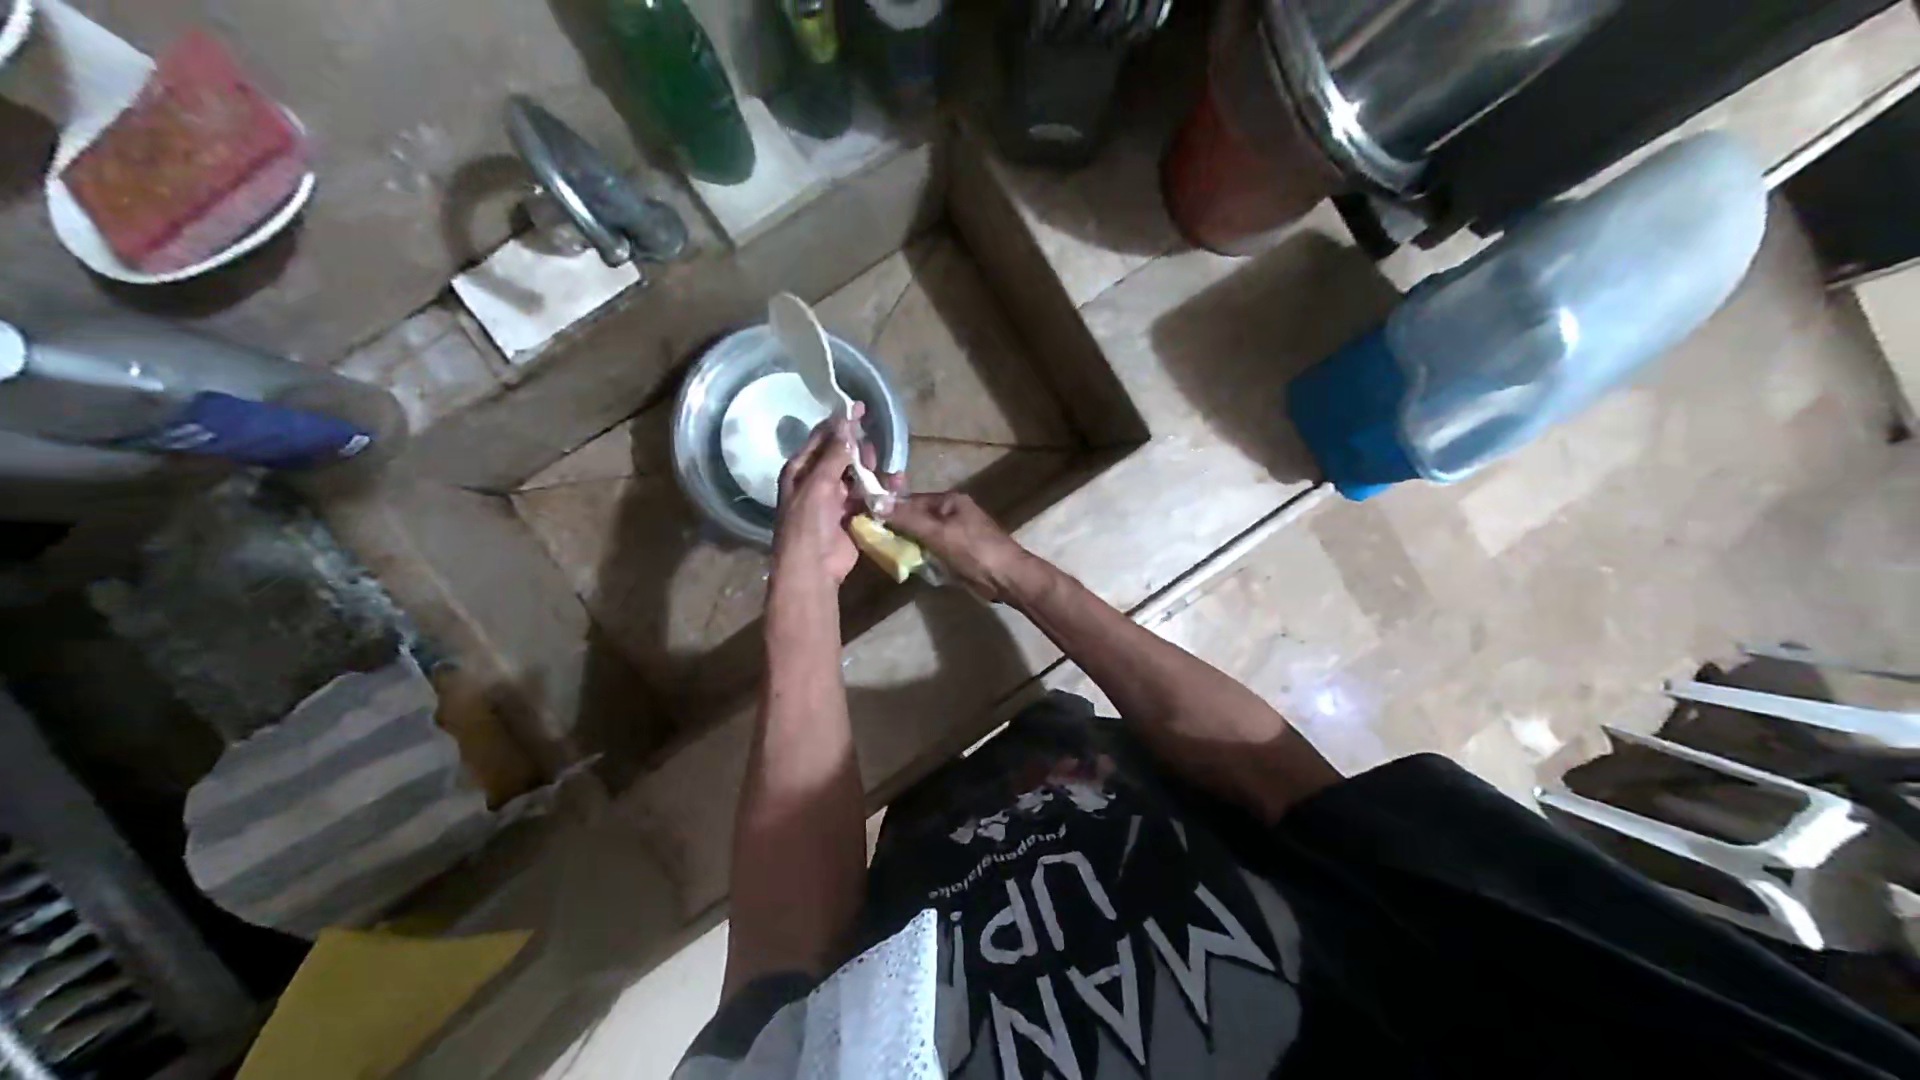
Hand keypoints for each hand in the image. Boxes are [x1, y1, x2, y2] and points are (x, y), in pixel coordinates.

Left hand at [772, 407, 898, 587]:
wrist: (812, 567)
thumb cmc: (807, 523)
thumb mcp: (818, 484)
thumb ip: (834, 455)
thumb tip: (845, 423)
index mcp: (801, 470)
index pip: (823, 438)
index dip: (841, 422)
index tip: (860, 407)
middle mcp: (818, 481)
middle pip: (843, 456)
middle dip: (859, 450)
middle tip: (871, 451)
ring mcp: (836, 499)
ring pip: (859, 476)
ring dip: (872, 472)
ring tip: (884, 473)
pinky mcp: (852, 516)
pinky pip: (869, 497)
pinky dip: (880, 492)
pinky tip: (894, 487)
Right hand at [882, 492, 1041, 603]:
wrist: (1006, 578)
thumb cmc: (974, 550)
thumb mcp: (937, 533)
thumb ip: (908, 519)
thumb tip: (877, 503)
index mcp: (949, 501)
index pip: (911, 501)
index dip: (891, 511)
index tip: (869, 522)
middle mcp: (952, 513)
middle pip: (916, 518)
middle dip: (898, 530)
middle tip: (877, 543)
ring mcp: (956, 533)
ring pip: (923, 536)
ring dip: (909, 546)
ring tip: (889, 555)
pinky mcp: (958, 553)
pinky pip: (933, 551)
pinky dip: (922, 557)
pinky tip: (909, 565)